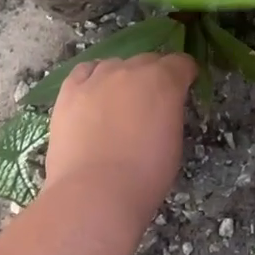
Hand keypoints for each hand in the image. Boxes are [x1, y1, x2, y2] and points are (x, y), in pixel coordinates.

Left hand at [44, 53, 195, 218]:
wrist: (94, 195)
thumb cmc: (145, 176)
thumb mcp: (174, 141)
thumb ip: (170, 112)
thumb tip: (162, 109)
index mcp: (164, 80)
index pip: (181, 62)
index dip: (184, 75)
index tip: (184, 89)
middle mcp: (132, 70)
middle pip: (148, 60)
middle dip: (153, 76)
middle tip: (150, 104)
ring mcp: (98, 78)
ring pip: (115, 65)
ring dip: (122, 78)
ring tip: (118, 104)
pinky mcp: (70, 92)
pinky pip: (84, 72)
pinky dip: (92, 79)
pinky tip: (92, 95)